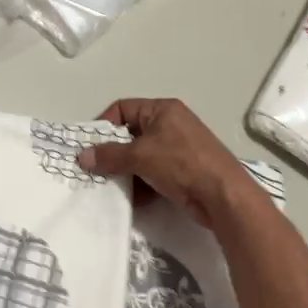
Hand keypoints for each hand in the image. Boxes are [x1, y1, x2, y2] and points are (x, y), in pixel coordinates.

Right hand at [76, 98, 253, 224]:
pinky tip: (134, 199)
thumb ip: (109, 155)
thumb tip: (82, 157)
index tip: (91, 147)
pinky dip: (143, 183)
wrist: (224, 198)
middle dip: (114, 153)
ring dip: (127, 171)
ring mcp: (180, 148)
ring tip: (114, 186)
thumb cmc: (181, 164)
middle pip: (132, 134)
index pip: (123, 109)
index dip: (104, 125)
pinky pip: (155, 172)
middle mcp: (172, 124)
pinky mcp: (186, 170)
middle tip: (98, 169)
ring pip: (142, 156)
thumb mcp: (140, 156)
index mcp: (163, 109)